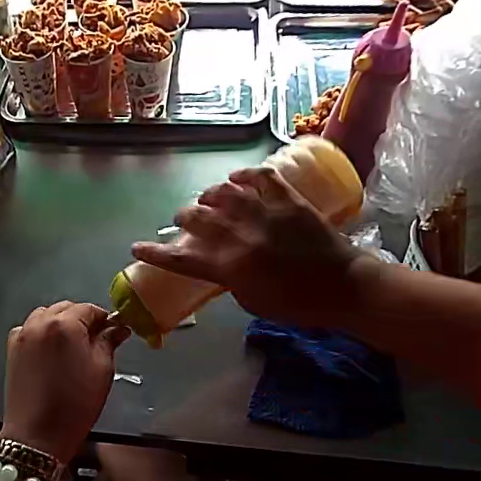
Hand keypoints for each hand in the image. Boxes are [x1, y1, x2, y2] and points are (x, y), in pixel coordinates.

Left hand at [0, 301, 128, 465]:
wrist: (37, 434)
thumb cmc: (75, 403)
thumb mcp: (102, 370)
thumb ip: (109, 342)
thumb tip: (117, 328)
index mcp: (65, 325)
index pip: (89, 308)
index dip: (104, 318)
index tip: (114, 331)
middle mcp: (40, 323)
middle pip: (66, 308)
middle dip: (83, 319)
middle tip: (97, 339)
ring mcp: (23, 336)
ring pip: (46, 316)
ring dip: (62, 323)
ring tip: (74, 346)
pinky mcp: (12, 350)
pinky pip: (31, 329)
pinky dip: (43, 333)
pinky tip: (53, 352)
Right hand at [132, 167, 371, 329]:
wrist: (343, 287)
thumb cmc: (298, 305)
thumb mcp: (254, 302)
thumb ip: (230, 280)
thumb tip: (219, 264)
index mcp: (231, 268)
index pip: (181, 258)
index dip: (155, 252)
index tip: (137, 246)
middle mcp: (242, 236)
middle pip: (198, 217)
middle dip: (184, 216)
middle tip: (184, 218)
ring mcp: (265, 213)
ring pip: (224, 191)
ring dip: (210, 193)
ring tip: (209, 197)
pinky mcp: (288, 199)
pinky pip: (260, 177)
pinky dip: (244, 174)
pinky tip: (237, 178)